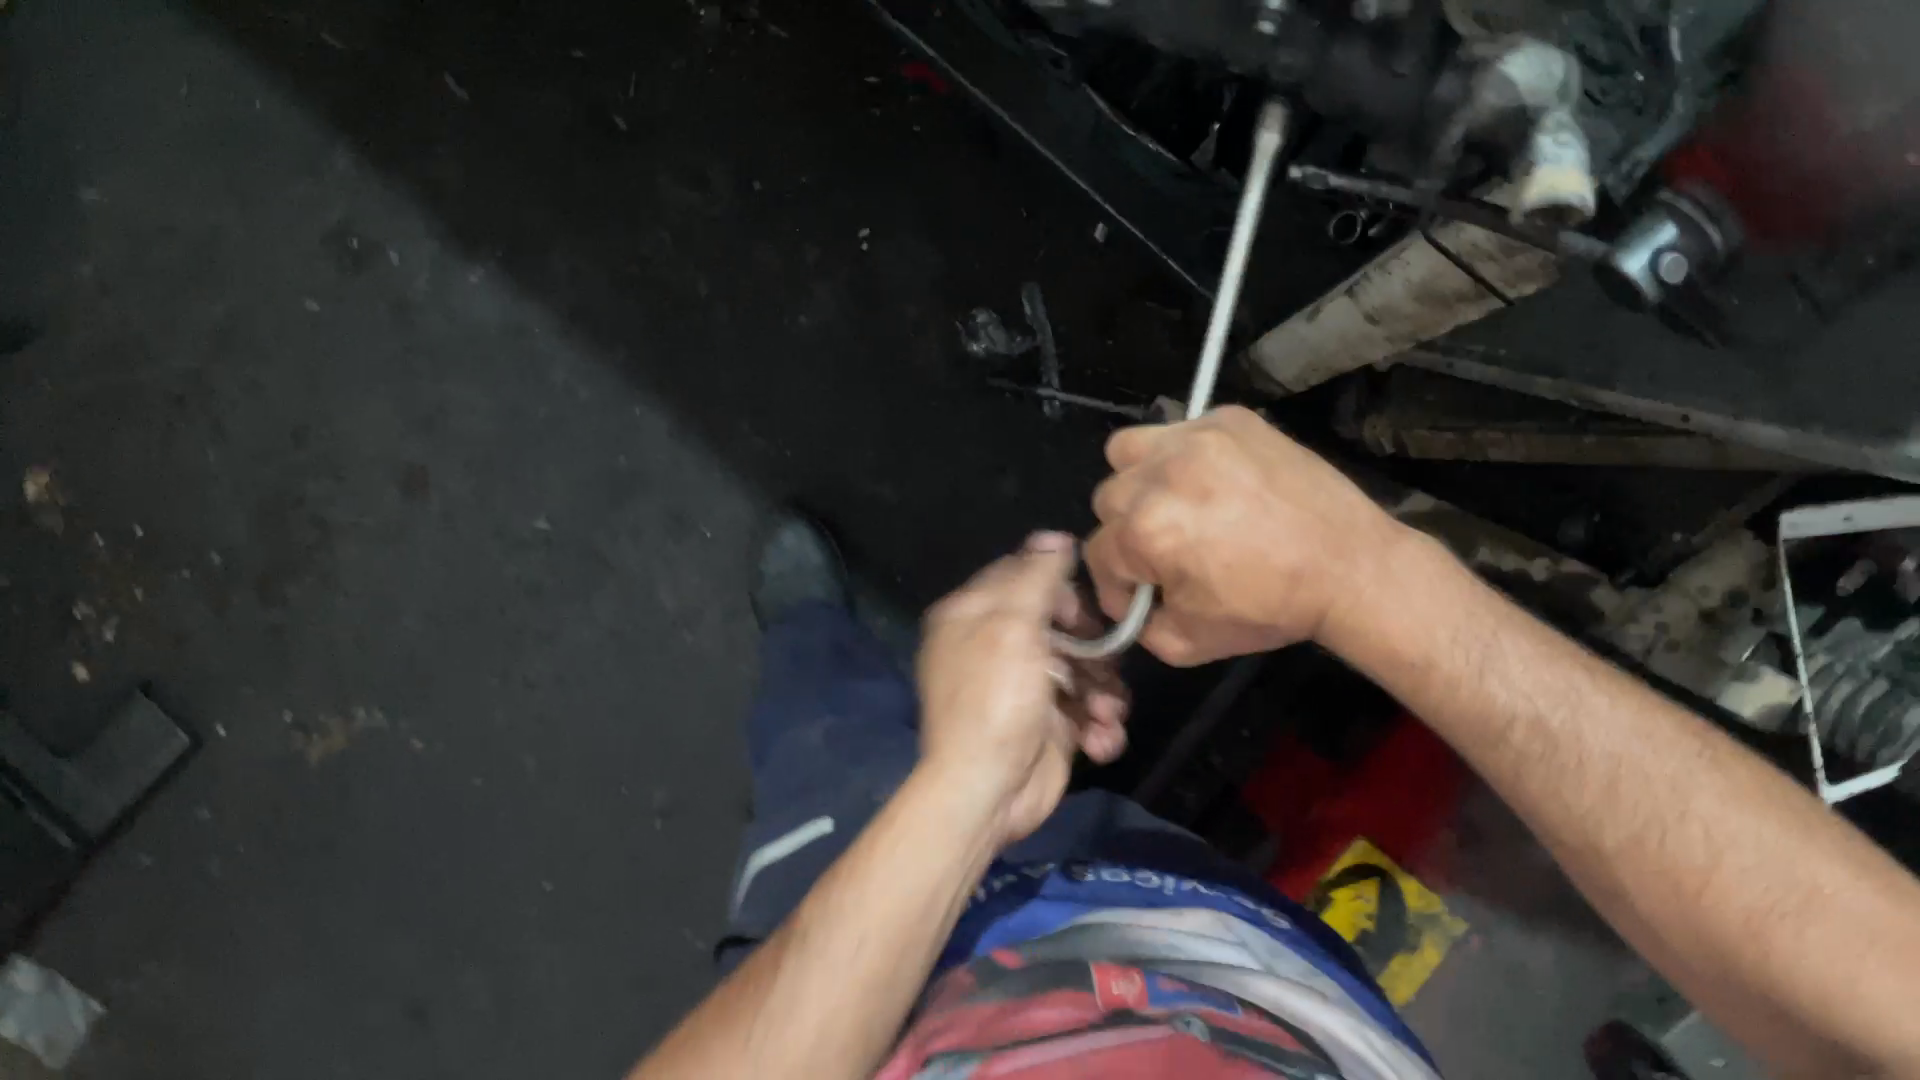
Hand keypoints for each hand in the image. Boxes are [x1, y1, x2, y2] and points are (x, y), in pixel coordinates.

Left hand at [916, 532, 1130, 847]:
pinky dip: (1100, 727)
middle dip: (1094, 651)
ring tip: (1104, 715)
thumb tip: (1054, 536)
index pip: (1023, 579)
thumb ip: (1036, 577)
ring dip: (1104, 694)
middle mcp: (997, 646)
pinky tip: (1099, 742)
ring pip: (1084, 671)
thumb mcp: (1012, 626)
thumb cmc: (994, 700)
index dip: (1060, 592)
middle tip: (1105, 668)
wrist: (986, 791)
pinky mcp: (1049, 726)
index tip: (1083, 611)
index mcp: (974, 616)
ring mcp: (1025, 688)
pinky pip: (1087, 712)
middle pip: (1063, 626)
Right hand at [1084, 406, 1410, 665]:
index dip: (1116, 584)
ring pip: (1128, 451)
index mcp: (1146, 530)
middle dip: (1127, 532)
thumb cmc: (1270, 608)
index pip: (1098, 554)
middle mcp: (1160, 474)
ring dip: (1140, 480)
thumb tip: (1129, 607)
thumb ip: (1139, 627)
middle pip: (1107, 500)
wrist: (1350, 566)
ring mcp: (1195, 439)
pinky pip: (1179, 430)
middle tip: (1166, 550)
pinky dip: (1184, 457)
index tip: (1141, 596)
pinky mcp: (1229, 419)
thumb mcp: (1189, 644)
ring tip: (1175, 502)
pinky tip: (1215, 483)